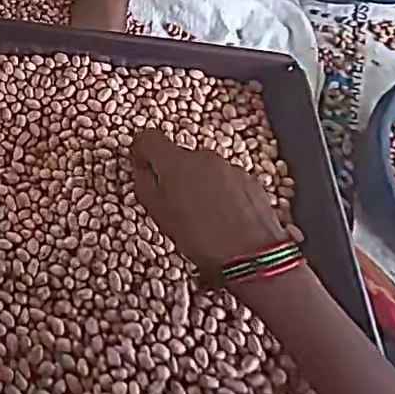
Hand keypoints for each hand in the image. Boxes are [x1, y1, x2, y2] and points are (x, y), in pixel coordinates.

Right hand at [130, 129, 284, 268]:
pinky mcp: (250, 181)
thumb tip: (144, 169)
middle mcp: (202, 156)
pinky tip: (222, 217)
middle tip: (173, 202)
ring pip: (204, 169)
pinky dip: (220, 193)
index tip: (142, 166)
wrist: (253, 256)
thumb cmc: (198, 235)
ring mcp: (229, 167)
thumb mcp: (156, 211)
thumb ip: (144, 182)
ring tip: (201, 215)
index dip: (141, 150)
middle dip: (173, 174)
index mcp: (174, 161)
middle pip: (179, 156)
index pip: (148, 137)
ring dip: (198, 184)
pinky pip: (226, 180)